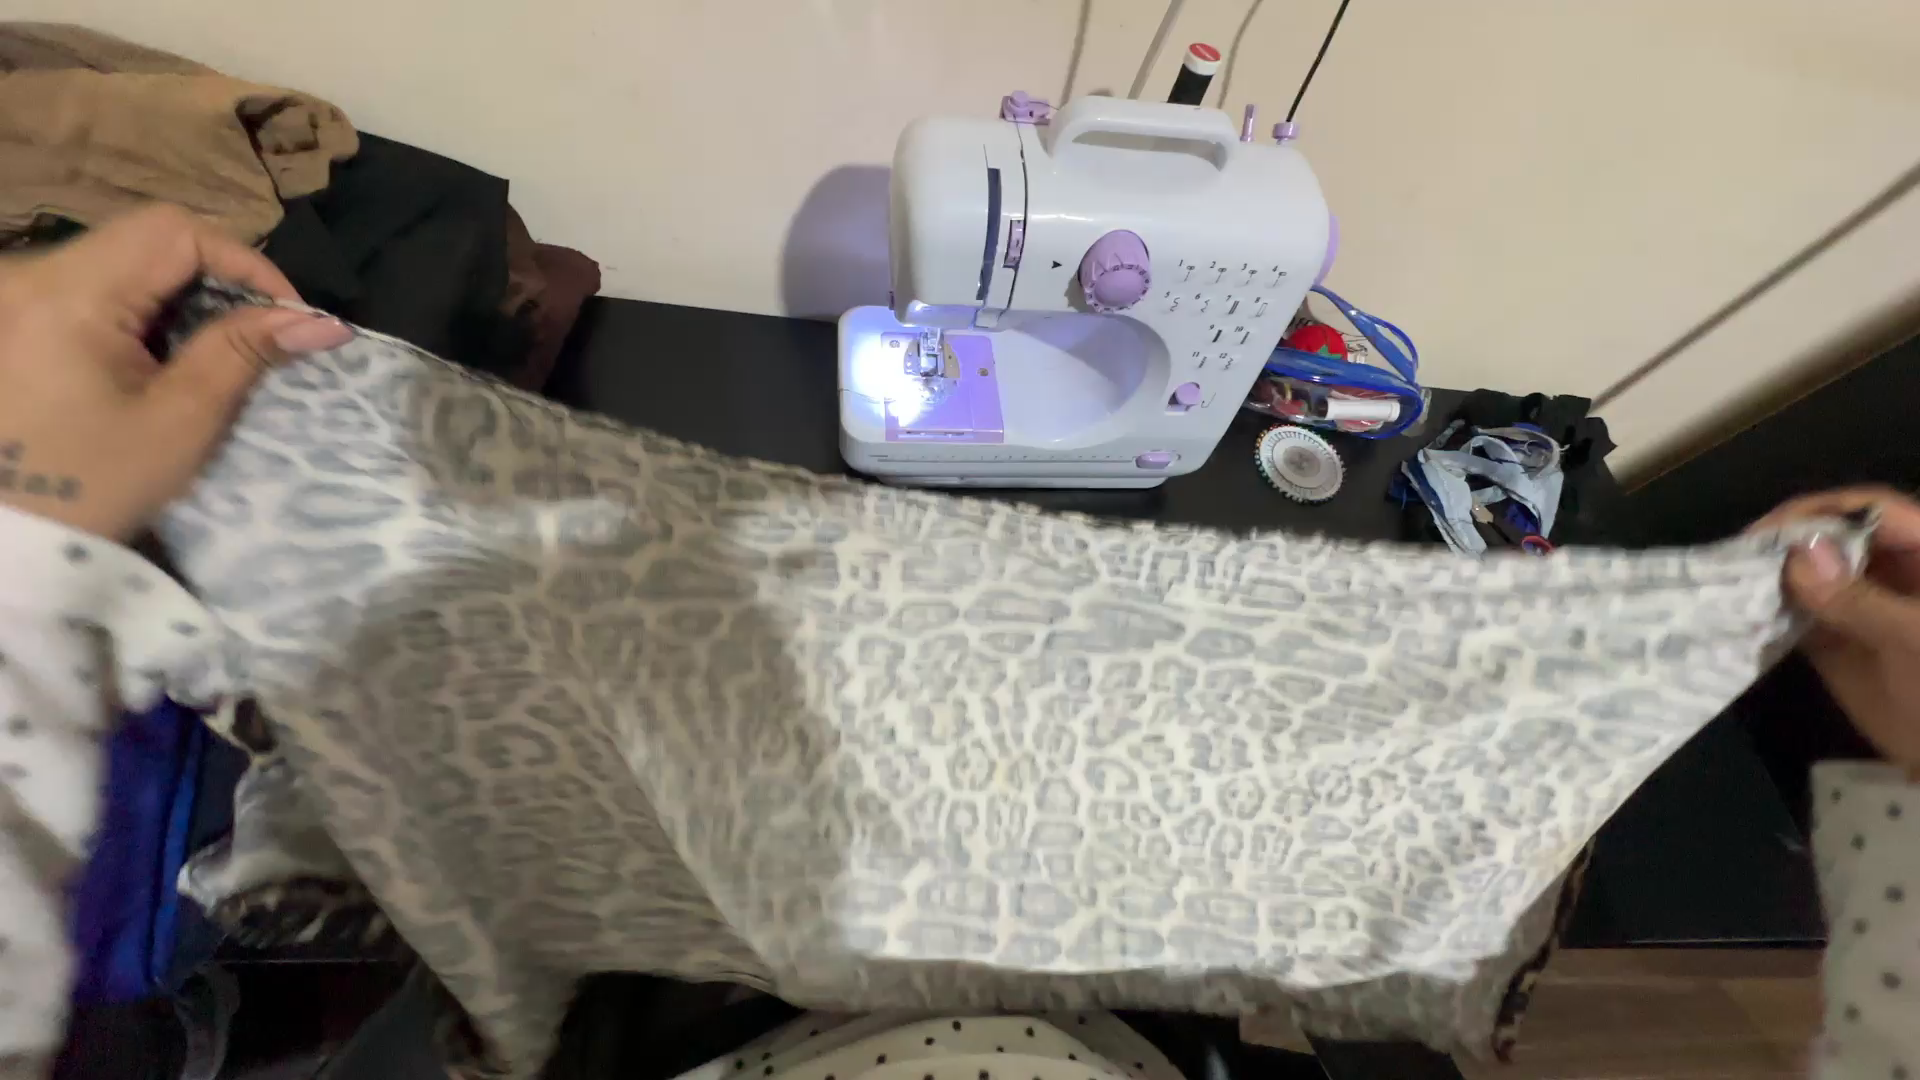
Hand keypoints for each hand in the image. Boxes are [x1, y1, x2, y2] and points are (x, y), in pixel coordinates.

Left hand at [0, 205, 351, 540]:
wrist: (5, 528)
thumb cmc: (97, 477)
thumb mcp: (186, 415)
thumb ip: (247, 351)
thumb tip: (325, 321)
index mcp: (64, 294)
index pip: (175, 231)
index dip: (248, 263)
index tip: (290, 316)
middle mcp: (25, 275)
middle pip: (150, 240)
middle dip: (226, 281)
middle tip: (269, 337)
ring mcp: (13, 293)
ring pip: (128, 261)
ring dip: (193, 297)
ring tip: (226, 351)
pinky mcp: (15, 315)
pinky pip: (101, 286)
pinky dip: (156, 311)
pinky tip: (172, 355)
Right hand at [1756, 486, 1919, 768]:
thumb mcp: (1919, 643)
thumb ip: (1864, 598)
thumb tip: (1799, 550)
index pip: (1877, 513)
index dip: (1822, 514)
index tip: (1765, 536)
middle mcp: (1899, 576)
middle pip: (1836, 537)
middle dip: (1786, 542)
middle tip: (1734, 559)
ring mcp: (1866, 608)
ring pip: (1810, 571)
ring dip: (1768, 574)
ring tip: (1724, 580)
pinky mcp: (1836, 638)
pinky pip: (1795, 609)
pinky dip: (1764, 606)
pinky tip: (1735, 610)